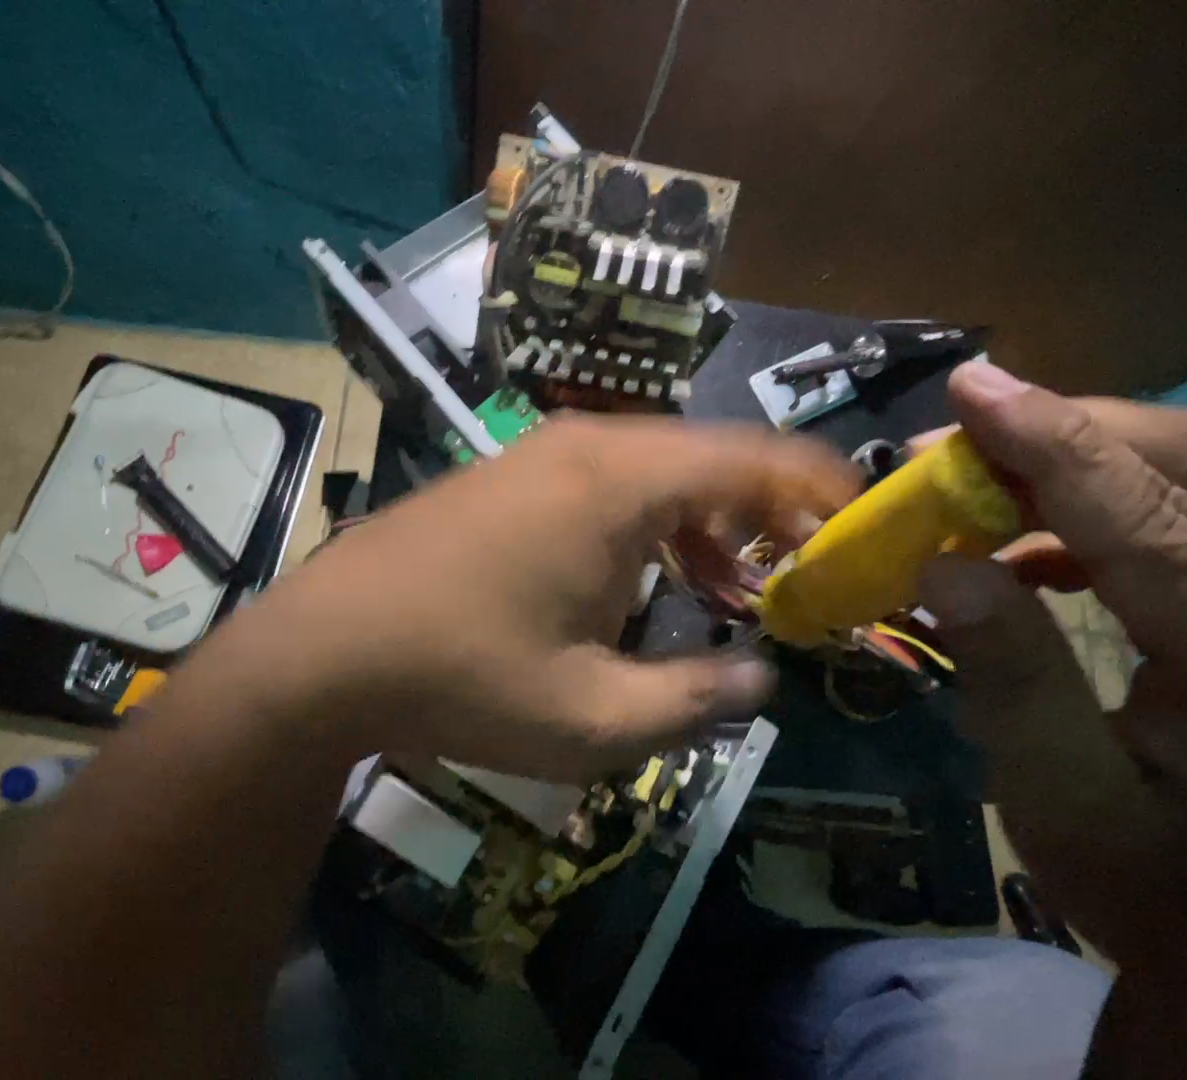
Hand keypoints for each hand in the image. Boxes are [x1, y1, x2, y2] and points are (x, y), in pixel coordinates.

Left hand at [222, 415, 858, 779]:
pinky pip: (611, 484)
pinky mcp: (511, 477)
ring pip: (661, 471)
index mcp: (622, 480)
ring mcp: (542, 454)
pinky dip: (654, 524)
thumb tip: (762, 679)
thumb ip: (695, 699)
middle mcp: (588, 445)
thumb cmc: (460, 678)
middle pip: (714, 457)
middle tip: (808, 580)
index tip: (865, 541)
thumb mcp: (592, 718)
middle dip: (772, 516)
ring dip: (710, 523)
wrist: (321, 652)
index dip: (823, 494)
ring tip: (737, 590)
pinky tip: (650, 582)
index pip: (757, 459)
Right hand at [918, 361, 1186, 1068]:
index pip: (1158, 518)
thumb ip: (1011, 675)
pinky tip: (1037, 546)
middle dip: (1063, 437)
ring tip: (976, 488)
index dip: (1052, 442)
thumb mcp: (1065, 807)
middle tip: (946, 445)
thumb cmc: (1171, 907)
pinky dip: (1114, 515)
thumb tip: (943, 562)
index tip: (968, 385)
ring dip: (1084, 467)